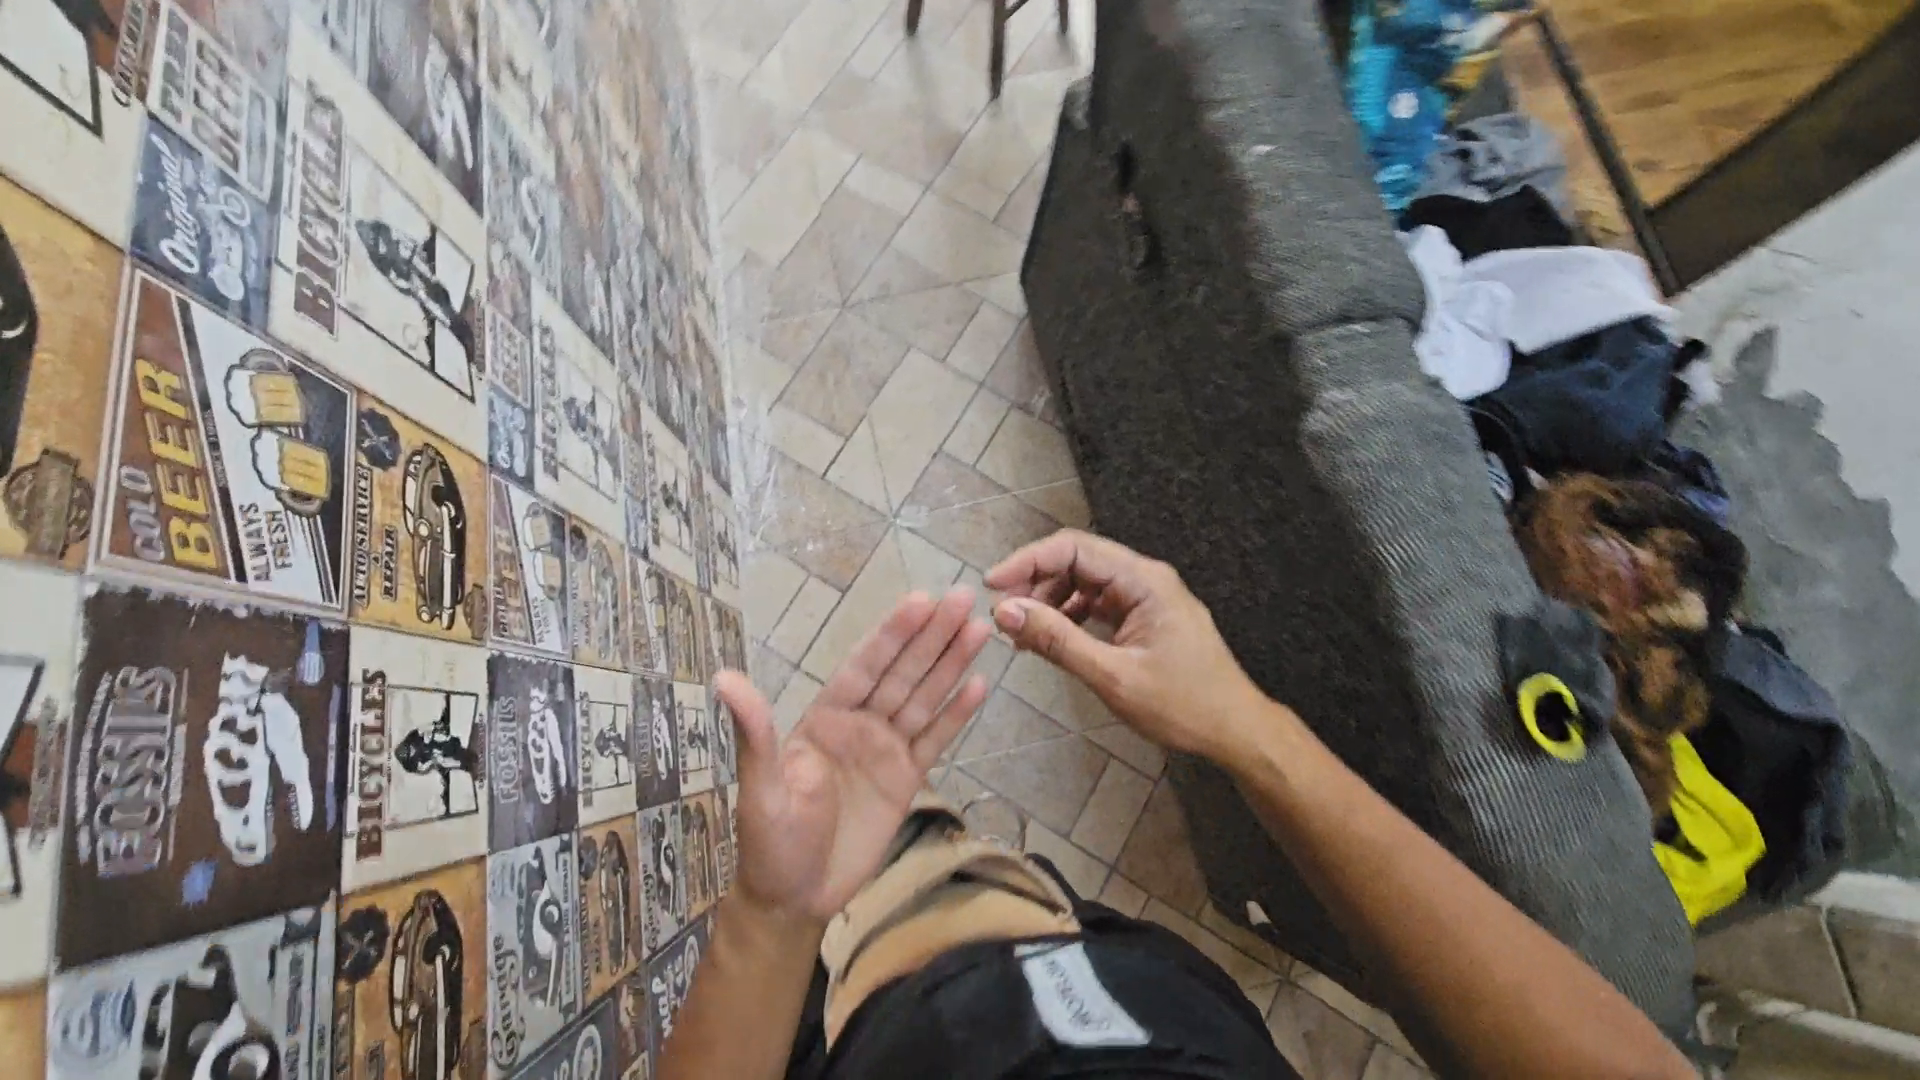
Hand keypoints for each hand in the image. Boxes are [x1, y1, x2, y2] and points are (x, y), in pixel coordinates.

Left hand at [716, 588, 991, 922]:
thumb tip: (723, 677)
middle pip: (903, 673)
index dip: (893, 634)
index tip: (921, 601)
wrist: (796, 897)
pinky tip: (979, 685)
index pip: (865, 666)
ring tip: (979, 631)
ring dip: (952, 665)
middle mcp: (860, 724)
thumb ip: (755, 733)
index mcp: (825, 717)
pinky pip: (936, 741)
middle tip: (963, 598)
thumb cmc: (770, 842)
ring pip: (925, 699)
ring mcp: (887, 750)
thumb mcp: (760, 789)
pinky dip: (957, 714)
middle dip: (932, 636)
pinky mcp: (907, 780)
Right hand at [986, 530, 1268, 762]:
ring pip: (1085, 582)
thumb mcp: (1113, 677)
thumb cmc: (1182, 705)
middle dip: (1035, 582)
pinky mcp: (1144, 617)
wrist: (1236, 729)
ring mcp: (1146, 596)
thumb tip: (1006, 612)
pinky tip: (1051, 639)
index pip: (1074, 548)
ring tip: (1022, 632)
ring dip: (1050, 600)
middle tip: (1004, 615)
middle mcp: (1145, 578)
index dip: (1028, 561)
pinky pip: (1098, 603)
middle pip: (1078, 560)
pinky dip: (1069, 616)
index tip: (993, 585)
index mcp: (1144, 580)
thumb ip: (1058, 641)